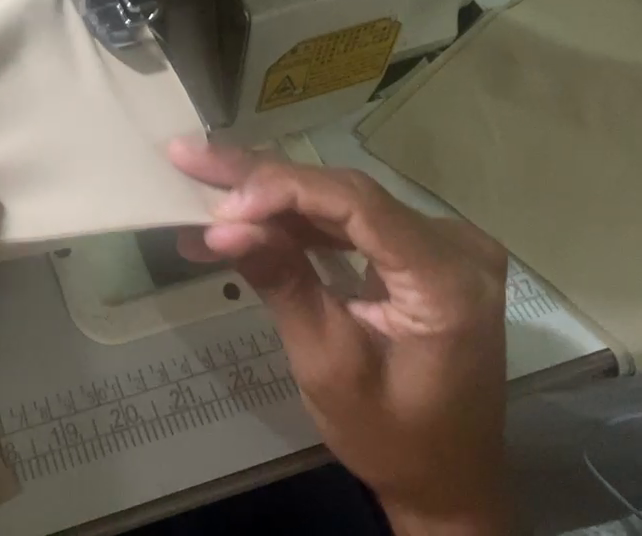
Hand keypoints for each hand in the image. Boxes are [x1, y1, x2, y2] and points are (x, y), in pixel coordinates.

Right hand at [168, 139, 510, 535]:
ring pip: (335, 200)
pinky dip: (288, 222)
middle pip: (342, 193)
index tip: (219, 204)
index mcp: (446, 279)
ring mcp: (436, 243)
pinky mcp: (413, 250)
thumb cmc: (393, 438)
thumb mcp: (328, 364)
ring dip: (265, 197)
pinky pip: (344, 221)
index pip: (356, 205)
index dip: (281, 190)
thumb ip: (281, 283)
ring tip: (199, 186)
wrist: (447, 481)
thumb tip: (220, 228)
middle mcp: (452, 244)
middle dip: (260, 179)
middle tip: (189, 159)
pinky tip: (235, 220)